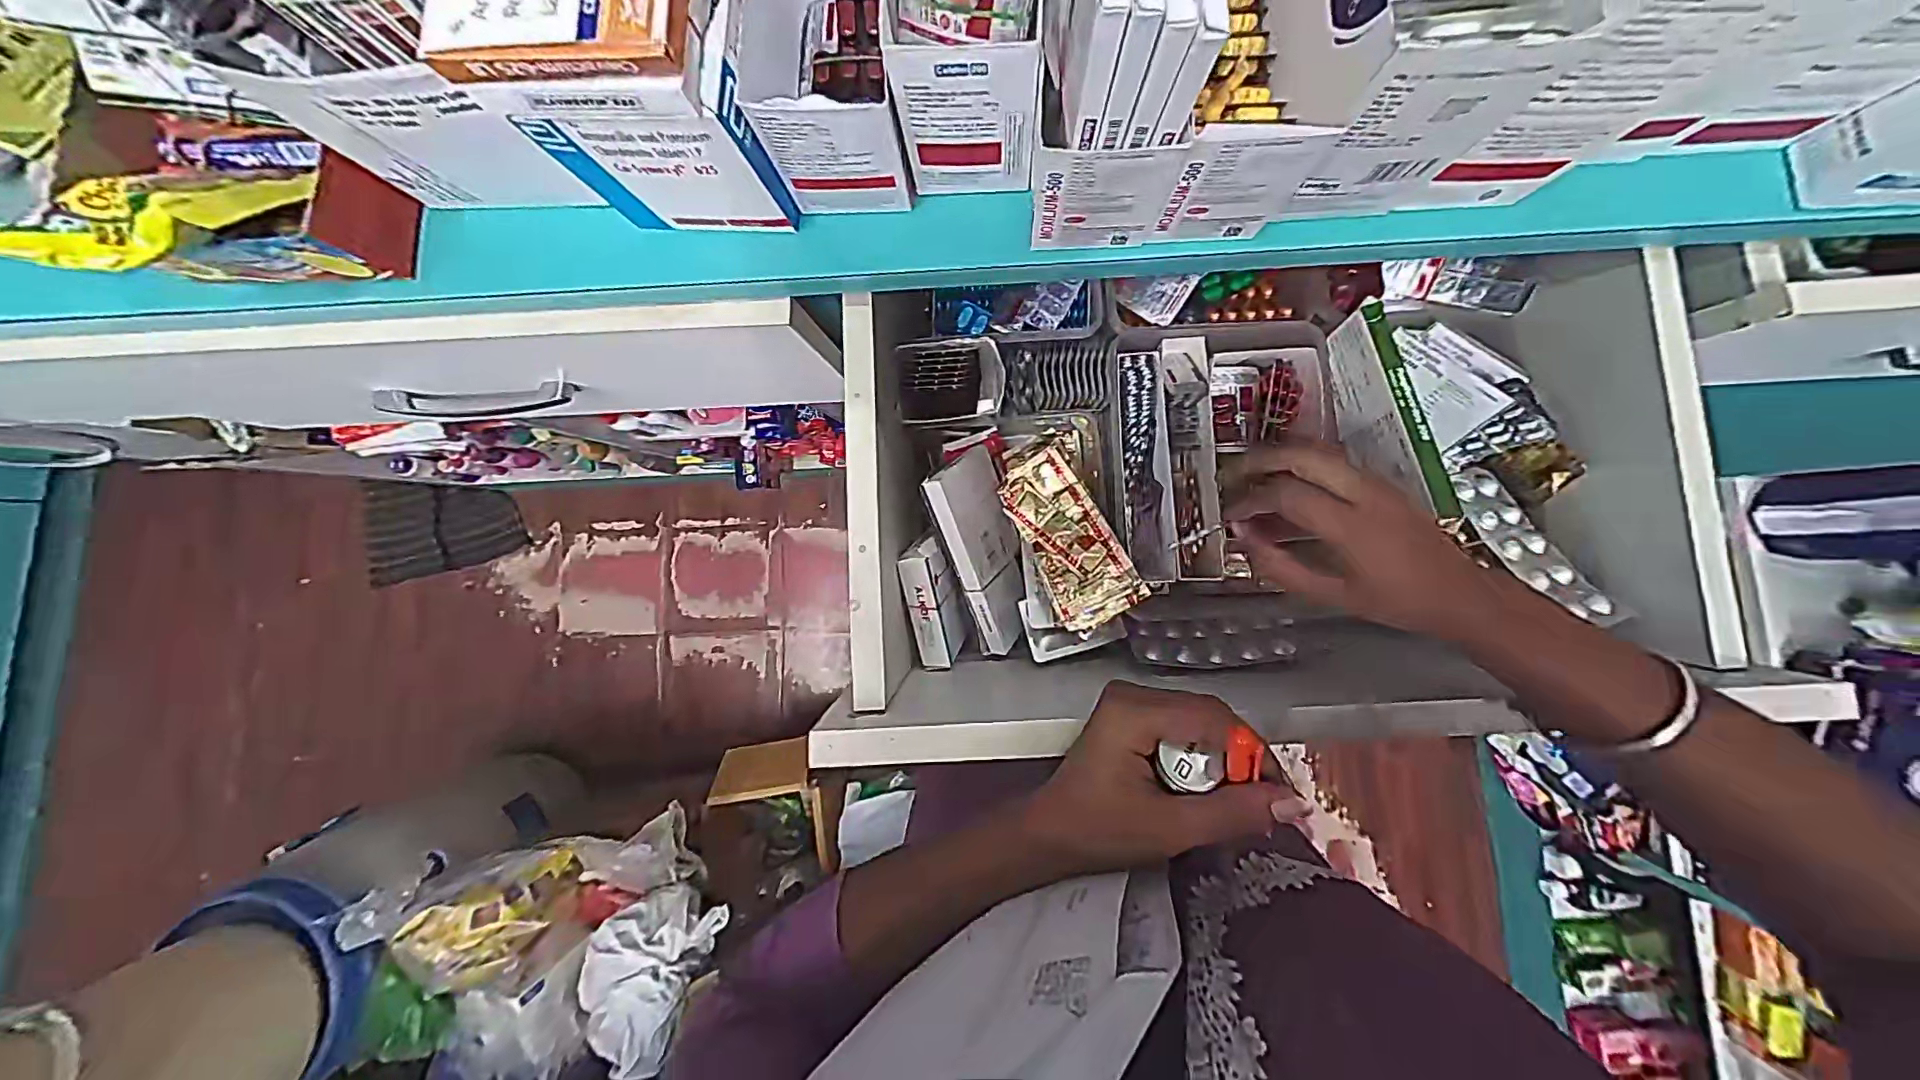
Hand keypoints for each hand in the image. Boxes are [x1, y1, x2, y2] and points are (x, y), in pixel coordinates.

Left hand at [1016, 682, 1309, 876]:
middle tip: (1257, 803)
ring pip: (1200, 722)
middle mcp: (1132, 694)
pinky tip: (1202, 789)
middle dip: (1238, 760)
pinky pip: (1184, 727)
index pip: (1212, 718)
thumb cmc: (1097, 830)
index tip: (1277, 795)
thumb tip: (1288, 802)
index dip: (1252, 755)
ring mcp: (1130, 702)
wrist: (1051, 833)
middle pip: (1208, 716)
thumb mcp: (1169, 829)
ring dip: (1222, 761)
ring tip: (1230, 801)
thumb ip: (1230, 812)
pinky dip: (1202, 757)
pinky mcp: (1132, 715)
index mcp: (1133, 710)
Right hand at [1220, 440, 1513, 641]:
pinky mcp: (1384, 485)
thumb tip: (1247, 541)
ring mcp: (1378, 485)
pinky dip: (1305, 465)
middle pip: (1303, 455)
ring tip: (1257, 474)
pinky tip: (1291, 484)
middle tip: (1236, 475)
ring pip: (1321, 451)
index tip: (1233, 515)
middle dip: (1261, 460)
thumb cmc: (1400, 601)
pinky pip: (1336, 462)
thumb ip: (1283, 567)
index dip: (1251, 502)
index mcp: (1352, 525)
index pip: (1286, 495)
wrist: (1463, 594)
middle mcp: (1366, 495)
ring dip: (1283, 458)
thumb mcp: (1333, 595)